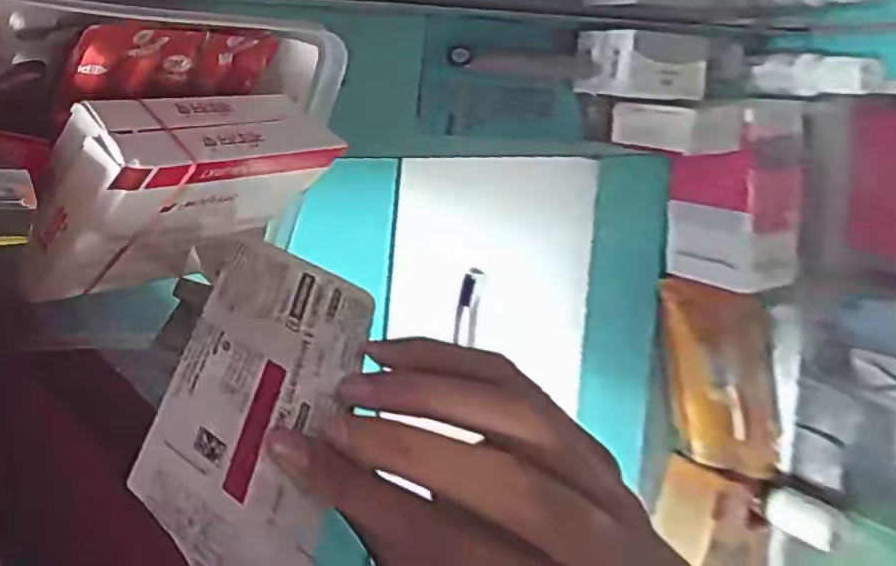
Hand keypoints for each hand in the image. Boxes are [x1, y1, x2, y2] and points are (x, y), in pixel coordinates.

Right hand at [265, 339, 682, 565]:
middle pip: (507, 483)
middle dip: (405, 444)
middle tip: (331, 417)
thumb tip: (296, 451)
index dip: (366, 495)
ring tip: (358, 378)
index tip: (293, 449)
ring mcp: (603, 483)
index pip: (453, 544)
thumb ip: (379, 520)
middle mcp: (602, 544)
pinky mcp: (580, 436)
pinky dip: (445, 357)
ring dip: (426, 387)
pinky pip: (513, 379)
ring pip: (518, 414)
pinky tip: (390, 352)